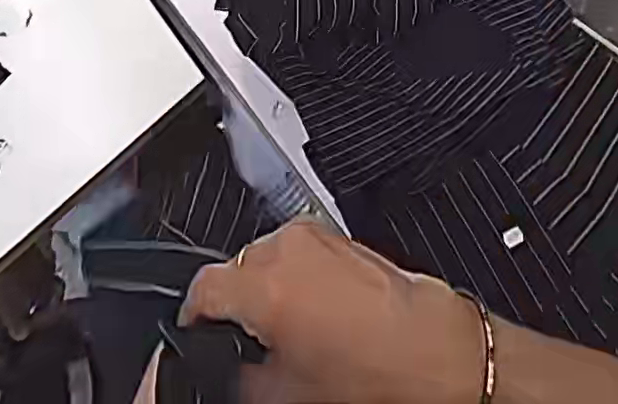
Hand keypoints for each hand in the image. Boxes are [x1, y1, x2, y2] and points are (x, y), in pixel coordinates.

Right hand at [180, 218, 483, 403]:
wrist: (426, 346)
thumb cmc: (372, 371)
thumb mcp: (286, 393)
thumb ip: (240, 373)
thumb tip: (225, 365)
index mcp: (265, 288)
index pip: (202, 288)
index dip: (192, 315)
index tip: (196, 328)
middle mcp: (283, 250)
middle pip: (232, 269)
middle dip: (233, 302)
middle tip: (249, 339)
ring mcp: (308, 234)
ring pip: (260, 255)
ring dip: (261, 284)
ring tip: (288, 324)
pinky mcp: (328, 231)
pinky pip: (289, 247)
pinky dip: (288, 270)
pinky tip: (310, 306)